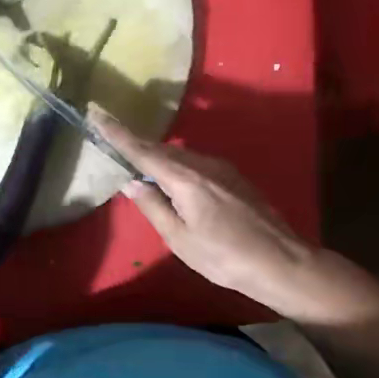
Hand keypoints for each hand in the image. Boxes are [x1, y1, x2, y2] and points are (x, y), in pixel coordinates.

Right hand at [93, 108, 315, 307]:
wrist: (282, 263)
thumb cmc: (224, 257)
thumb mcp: (178, 238)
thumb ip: (153, 206)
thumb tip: (131, 182)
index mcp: (185, 179)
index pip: (142, 151)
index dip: (117, 133)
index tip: (97, 114)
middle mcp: (203, 165)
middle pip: (161, 149)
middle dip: (135, 144)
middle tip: (110, 140)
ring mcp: (223, 170)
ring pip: (179, 156)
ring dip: (156, 157)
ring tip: (137, 166)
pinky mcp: (234, 179)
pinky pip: (195, 164)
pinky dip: (175, 166)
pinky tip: (171, 181)